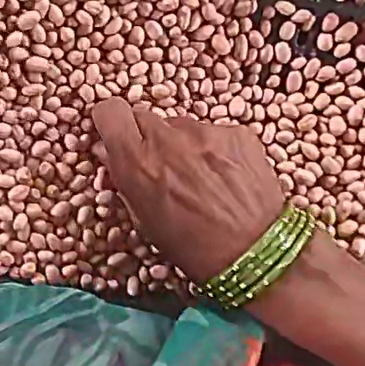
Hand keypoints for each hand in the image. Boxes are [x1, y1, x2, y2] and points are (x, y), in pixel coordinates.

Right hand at [90, 97, 286, 281]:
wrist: (255, 253)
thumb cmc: (193, 246)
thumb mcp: (144, 218)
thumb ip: (125, 178)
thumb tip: (110, 151)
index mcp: (137, 162)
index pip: (110, 112)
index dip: (111, 121)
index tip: (115, 132)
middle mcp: (168, 139)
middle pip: (144, 116)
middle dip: (145, 137)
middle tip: (158, 164)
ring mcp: (205, 132)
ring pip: (180, 126)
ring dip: (181, 144)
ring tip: (197, 178)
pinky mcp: (236, 133)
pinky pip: (213, 132)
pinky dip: (213, 150)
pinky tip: (222, 178)